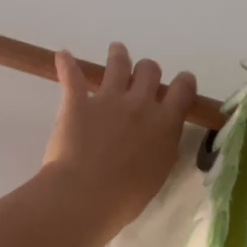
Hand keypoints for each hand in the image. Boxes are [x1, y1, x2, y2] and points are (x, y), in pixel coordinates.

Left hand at [40, 41, 196, 241]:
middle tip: (142, 76)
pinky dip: (65, 63)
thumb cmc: (126, 197)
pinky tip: (62, 56)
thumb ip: (160, 148)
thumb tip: (157, 139)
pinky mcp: (77, 102)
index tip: (181, 83)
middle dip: (148, 70)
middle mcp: (140, 104)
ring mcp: (108, 99)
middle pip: (150, 70)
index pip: (183, 89)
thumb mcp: (157, 173)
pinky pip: (71, 76)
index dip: (184, 82)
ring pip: (118, 63)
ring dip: (118, 54)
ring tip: (116, 49)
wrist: (86, 195)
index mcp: (165, 123)